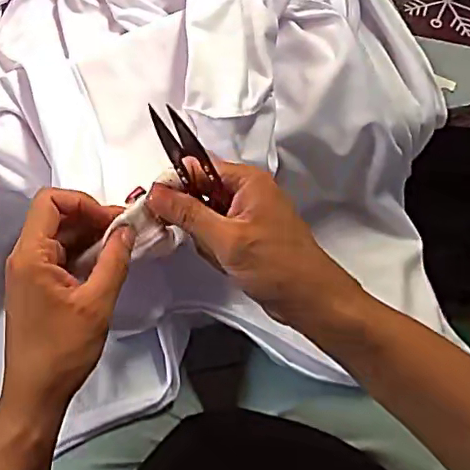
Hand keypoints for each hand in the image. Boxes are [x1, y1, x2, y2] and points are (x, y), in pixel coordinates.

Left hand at [0, 188, 131, 426]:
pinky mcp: (35, 286)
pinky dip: (82, 254)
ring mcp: (28, 271)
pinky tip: (105, 265)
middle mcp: (23, 257)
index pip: (50, 201)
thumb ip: (113, 261)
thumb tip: (125, 231)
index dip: (83, 202)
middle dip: (91, 217)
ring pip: (59, 236)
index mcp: (30, 254)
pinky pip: (59, 256)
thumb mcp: (96, 304)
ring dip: (89, 236)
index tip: (112, 218)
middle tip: (124, 230)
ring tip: (120, 247)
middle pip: (55, 216)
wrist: (34, 394)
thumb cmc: (60, 353)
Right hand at [146, 159, 366, 328]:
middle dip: (188, 213)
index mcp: (246, 180)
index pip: (196, 166)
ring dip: (201, 233)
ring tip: (217, 252)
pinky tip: (221, 259)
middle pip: (198, 189)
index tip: (157, 203)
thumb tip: (156, 193)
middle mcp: (246, 191)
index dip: (174, 183)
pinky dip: (211, 244)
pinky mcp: (245, 233)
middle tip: (190, 233)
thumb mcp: (226, 238)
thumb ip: (187, 213)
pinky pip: (214, 230)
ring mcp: (246, 213)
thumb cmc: (280, 267)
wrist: (314, 303)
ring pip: (203, 212)